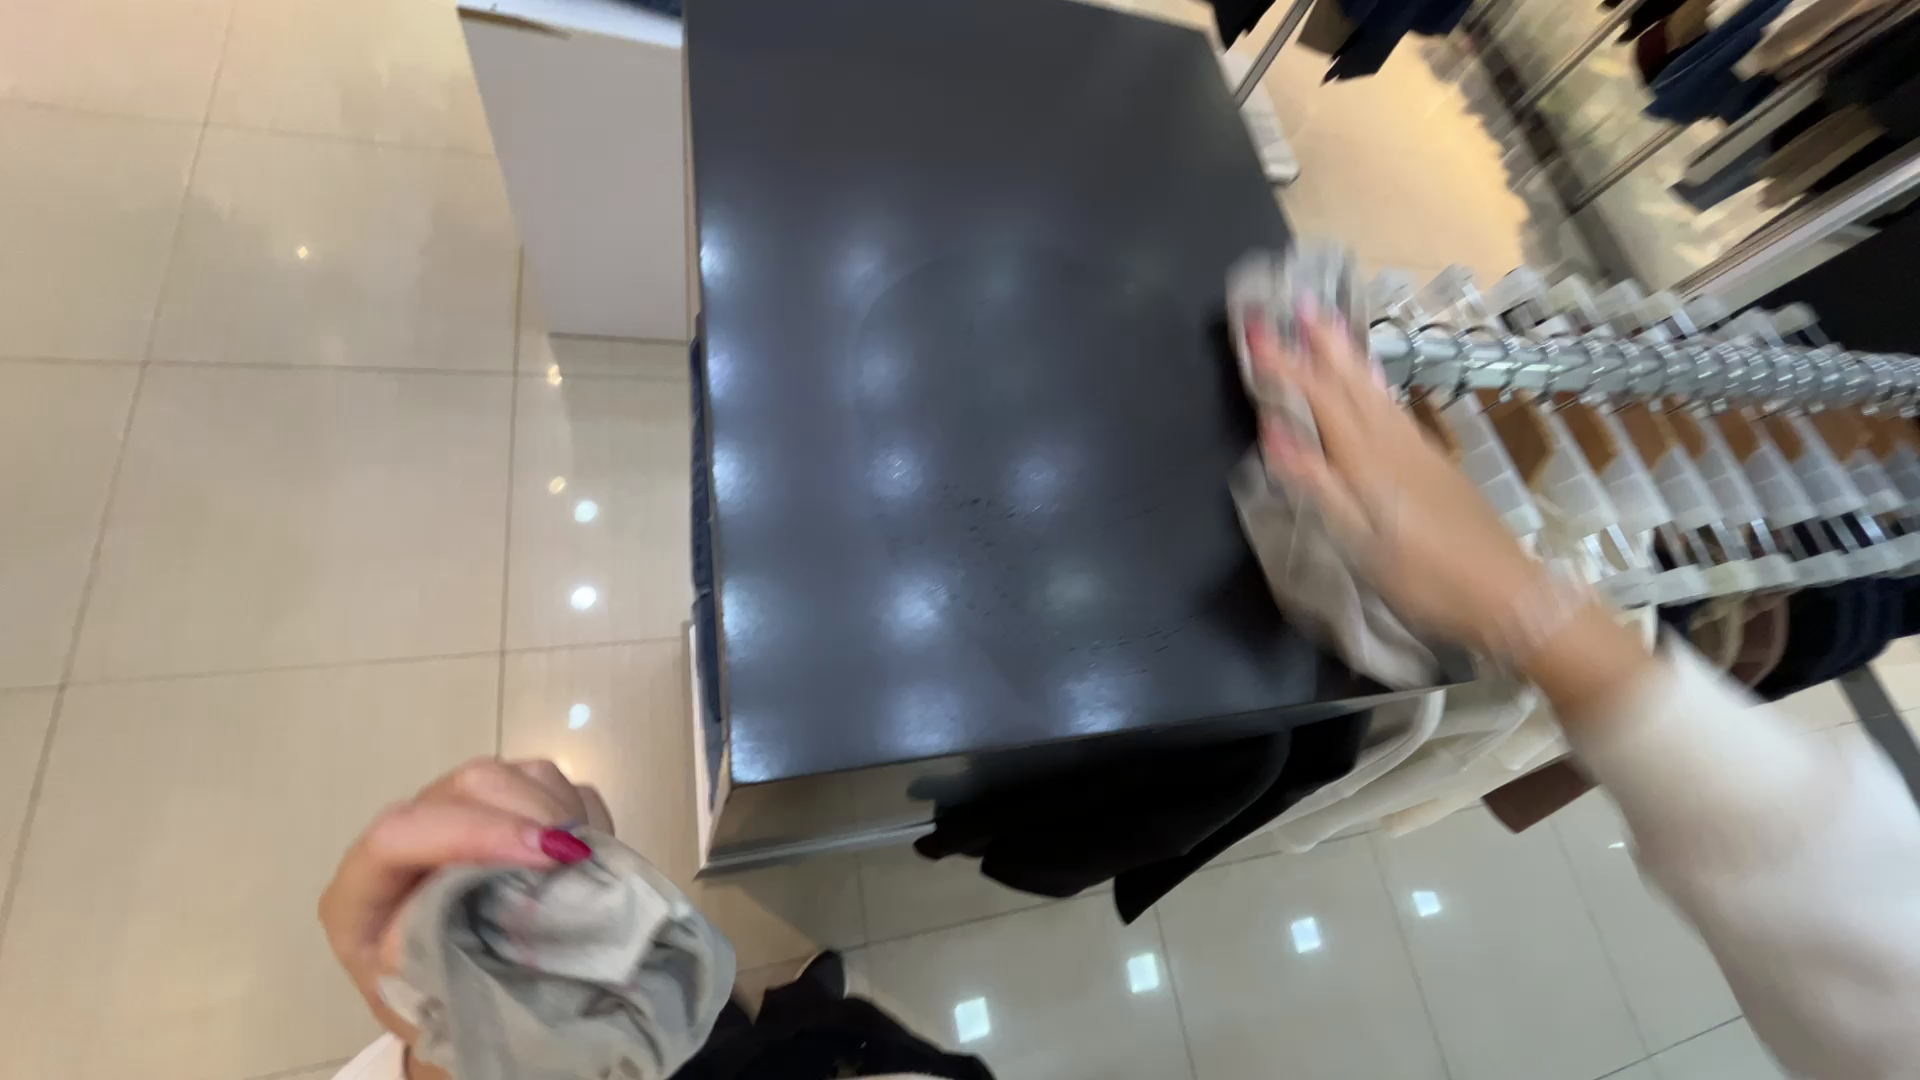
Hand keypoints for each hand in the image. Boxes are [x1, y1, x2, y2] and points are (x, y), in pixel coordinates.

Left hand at [319, 759, 613, 1069]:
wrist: (469, 999)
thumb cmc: (441, 1001)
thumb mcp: (422, 995)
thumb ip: (431, 949)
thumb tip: (476, 903)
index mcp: (365, 888)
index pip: (403, 833)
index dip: (477, 834)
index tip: (545, 859)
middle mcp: (414, 833)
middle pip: (471, 783)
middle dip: (532, 812)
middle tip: (576, 856)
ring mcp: (467, 810)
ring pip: (518, 773)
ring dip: (560, 811)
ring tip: (580, 860)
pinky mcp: (511, 803)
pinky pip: (554, 782)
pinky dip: (578, 811)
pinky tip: (581, 854)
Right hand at [1248, 311, 1549, 651]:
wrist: (1508, 596)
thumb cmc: (1421, 577)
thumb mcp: (1358, 540)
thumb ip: (1315, 482)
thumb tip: (1273, 431)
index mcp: (1366, 460)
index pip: (1318, 397)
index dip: (1284, 363)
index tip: (1254, 329)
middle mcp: (1392, 443)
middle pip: (1349, 383)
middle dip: (1320, 344)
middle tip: (1298, 304)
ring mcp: (1417, 451)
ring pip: (1373, 391)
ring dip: (1346, 355)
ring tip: (1328, 326)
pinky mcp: (1432, 464)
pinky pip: (1391, 407)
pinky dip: (1371, 383)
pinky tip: (1370, 381)